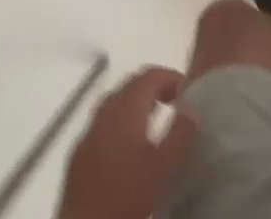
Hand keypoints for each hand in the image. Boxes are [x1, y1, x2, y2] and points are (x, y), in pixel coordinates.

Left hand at [58, 66, 195, 218]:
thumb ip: (180, 133)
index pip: (147, 76)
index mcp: (124, 111)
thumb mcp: (163, 167)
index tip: (188, 90)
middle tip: (175, 101)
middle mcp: (103, 114)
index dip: (169, 76)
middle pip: (128, 85)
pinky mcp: (78, 154)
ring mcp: (87, 134)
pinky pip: (102, 123)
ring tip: (156, 119)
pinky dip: (121, 120)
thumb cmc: (127, 195)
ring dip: (136, 102)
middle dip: (153, 86)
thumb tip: (192, 108)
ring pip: (113, 103)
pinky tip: (130, 145)